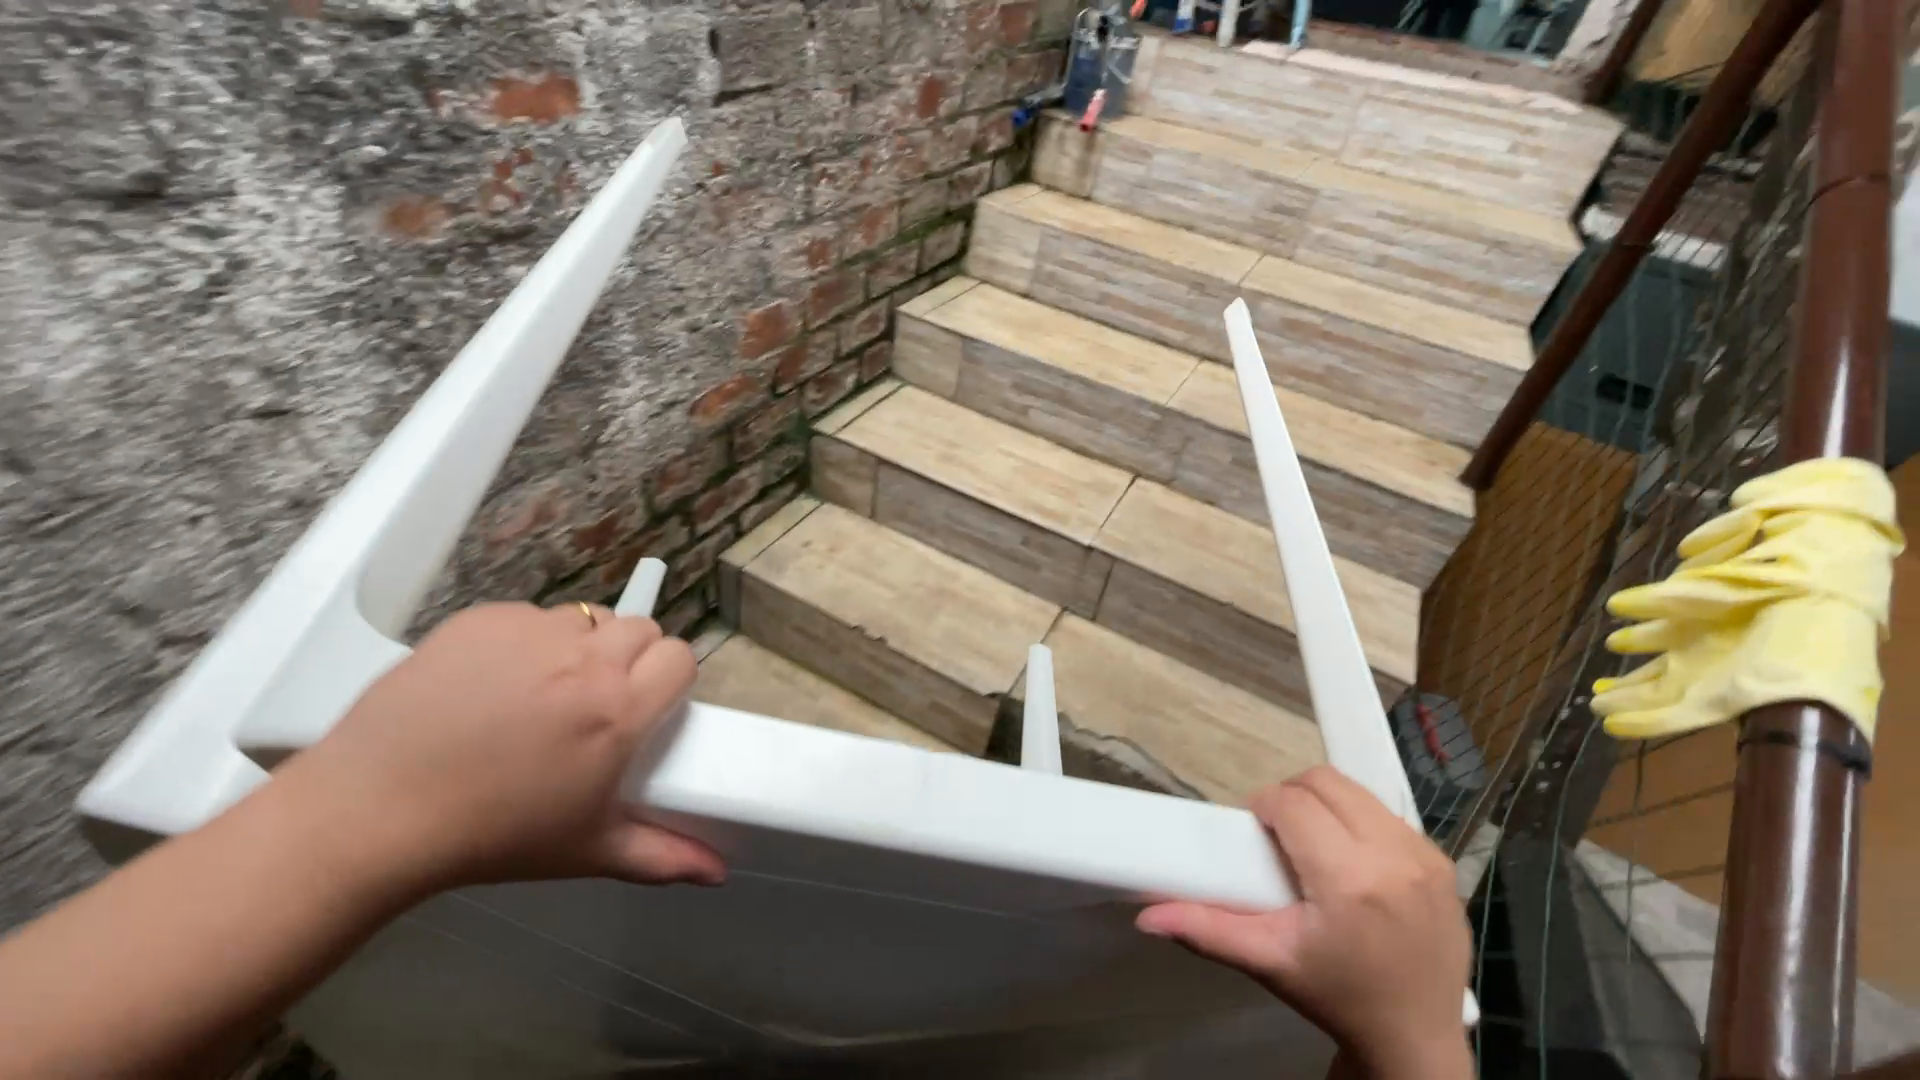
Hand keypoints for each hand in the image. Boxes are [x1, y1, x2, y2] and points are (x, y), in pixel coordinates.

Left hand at [279, 602, 724, 893]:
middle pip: (640, 629)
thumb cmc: (492, 835)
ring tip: (541, 690)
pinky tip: (493, 681)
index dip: (667, 679)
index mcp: (618, 709)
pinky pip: (528, 617)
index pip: (680, 657)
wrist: (372, 812)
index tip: (645, 705)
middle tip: (596, 699)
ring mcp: (530, 632)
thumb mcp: (587, 849)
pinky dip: (525, 640)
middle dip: (630, 657)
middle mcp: (584, 659)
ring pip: (585, 619)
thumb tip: (717, 874)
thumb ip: (662, 856)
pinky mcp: (481, 618)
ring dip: (580, 646)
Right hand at [1136, 767, 1469, 1078]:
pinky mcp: (1444, 862)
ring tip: (1311, 841)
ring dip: (1326, 804)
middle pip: (1327, 783)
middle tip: (1276, 832)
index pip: (1293, 803)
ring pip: (1359, 792)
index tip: (1253, 830)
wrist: (1415, 1039)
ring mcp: (1425, 857)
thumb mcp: (1267, 962)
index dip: (1264, 806)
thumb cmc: (1335, 996)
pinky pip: (1388, 815)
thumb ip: (1206, 931)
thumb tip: (1146, 917)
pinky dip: (1360, 821)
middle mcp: (1393, 857)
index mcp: (1348, 880)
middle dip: (1292, 795)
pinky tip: (1349, 856)